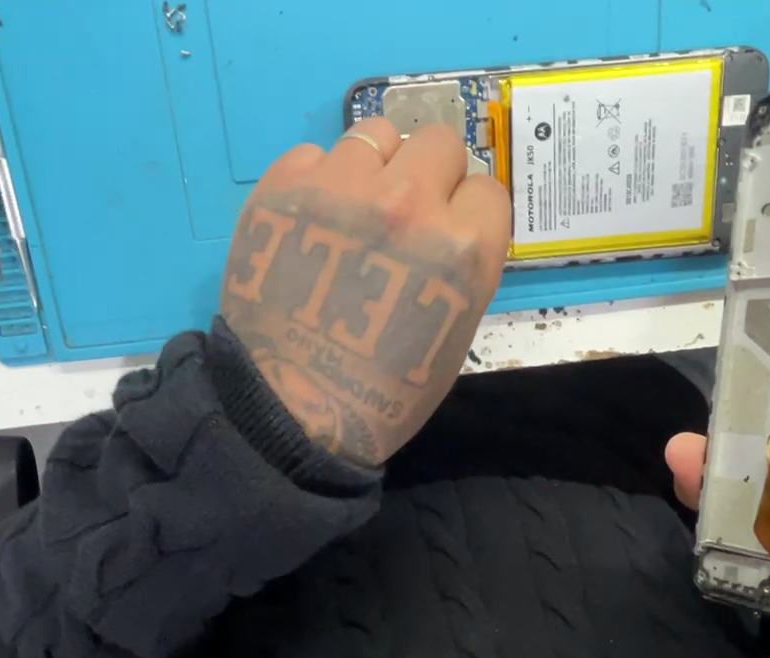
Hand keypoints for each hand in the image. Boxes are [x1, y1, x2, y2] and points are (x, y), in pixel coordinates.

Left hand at [220, 117, 510, 466]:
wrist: (291, 410)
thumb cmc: (384, 397)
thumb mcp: (455, 339)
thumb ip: (463, 270)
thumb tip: (449, 230)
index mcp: (463, 248)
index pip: (486, 189)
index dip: (468, 214)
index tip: (449, 235)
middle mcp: (409, 201)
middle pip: (439, 143)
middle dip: (431, 176)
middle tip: (406, 217)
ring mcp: (342, 187)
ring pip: (377, 134)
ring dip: (377, 166)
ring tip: (356, 211)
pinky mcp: (283, 186)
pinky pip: (315, 153)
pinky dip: (319, 180)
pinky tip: (311, 223)